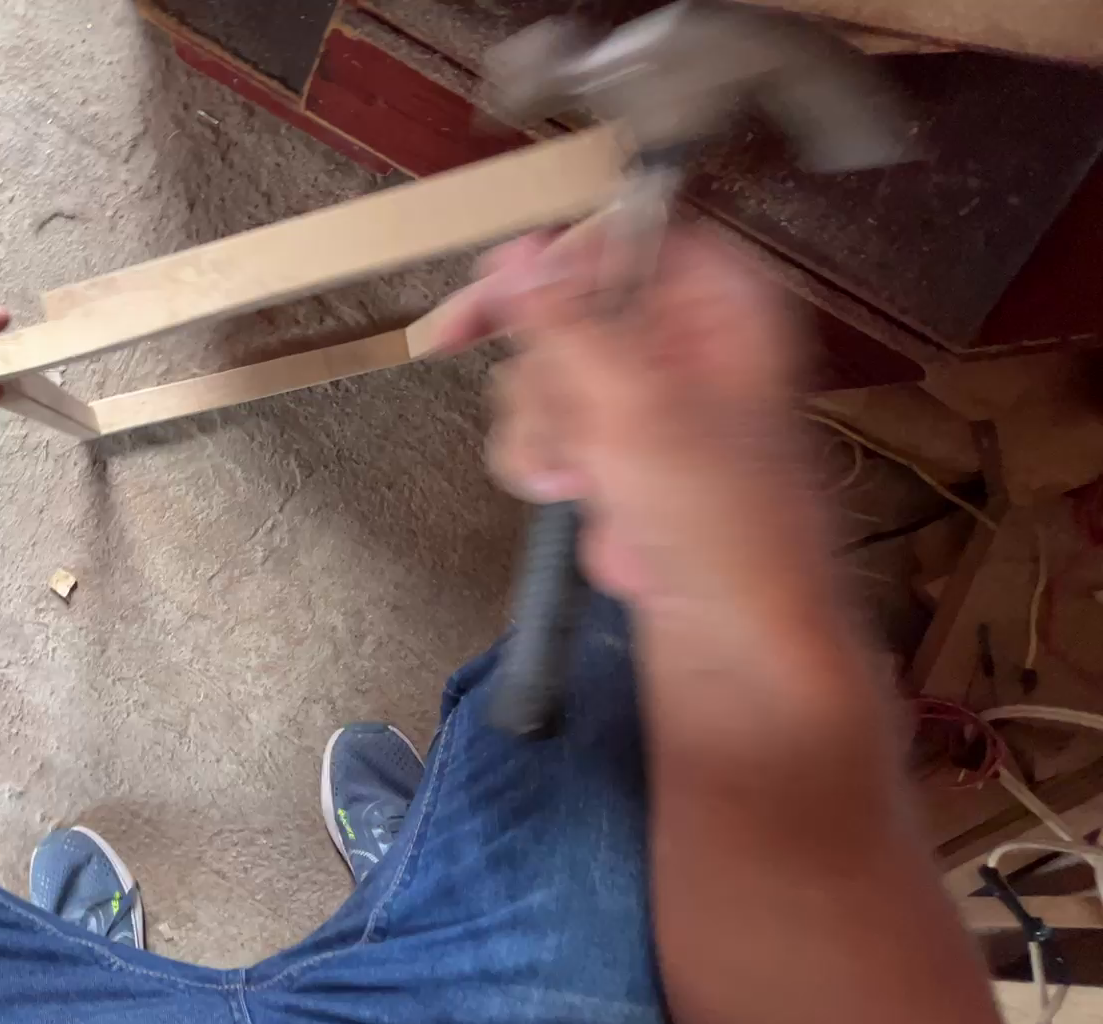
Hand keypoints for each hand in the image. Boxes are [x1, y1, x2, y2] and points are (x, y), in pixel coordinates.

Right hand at [432, 226, 843, 643]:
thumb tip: (516, 255)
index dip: (553, 260)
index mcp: (710, 304)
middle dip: (544, 378)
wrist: (707, 602)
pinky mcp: (588, 436)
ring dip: (541, 429)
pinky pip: (526, 421)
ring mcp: (619, 391)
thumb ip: (565, 323)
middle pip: (554, 313)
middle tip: (561, 417)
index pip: (618, 241)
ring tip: (582, 471)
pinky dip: (536, 457)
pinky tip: (570, 486)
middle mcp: (663, 339)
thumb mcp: (634, 402)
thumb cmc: (713, 507)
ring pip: (529, 375)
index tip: (490, 288)